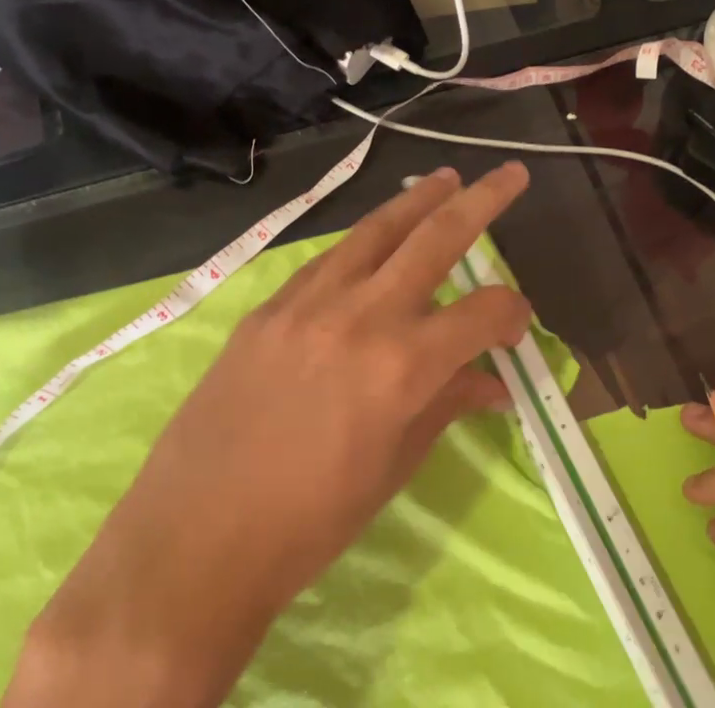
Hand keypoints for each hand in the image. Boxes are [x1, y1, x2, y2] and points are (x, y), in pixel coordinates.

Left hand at [6, 163, 534, 707]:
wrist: (196, 540)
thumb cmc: (312, 521)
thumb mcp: (395, 465)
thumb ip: (447, 406)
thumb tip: (492, 383)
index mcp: (404, 365)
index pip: (483, 312)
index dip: (513, 315)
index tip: (517, 329)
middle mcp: (362, 316)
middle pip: (436, 238)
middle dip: (483, 202)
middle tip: (512, 174)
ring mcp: (308, 305)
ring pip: (375, 231)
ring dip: (417, 201)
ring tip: (444, 180)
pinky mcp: (267, 310)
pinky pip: (326, 262)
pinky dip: (361, 244)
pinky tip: (372, 243)